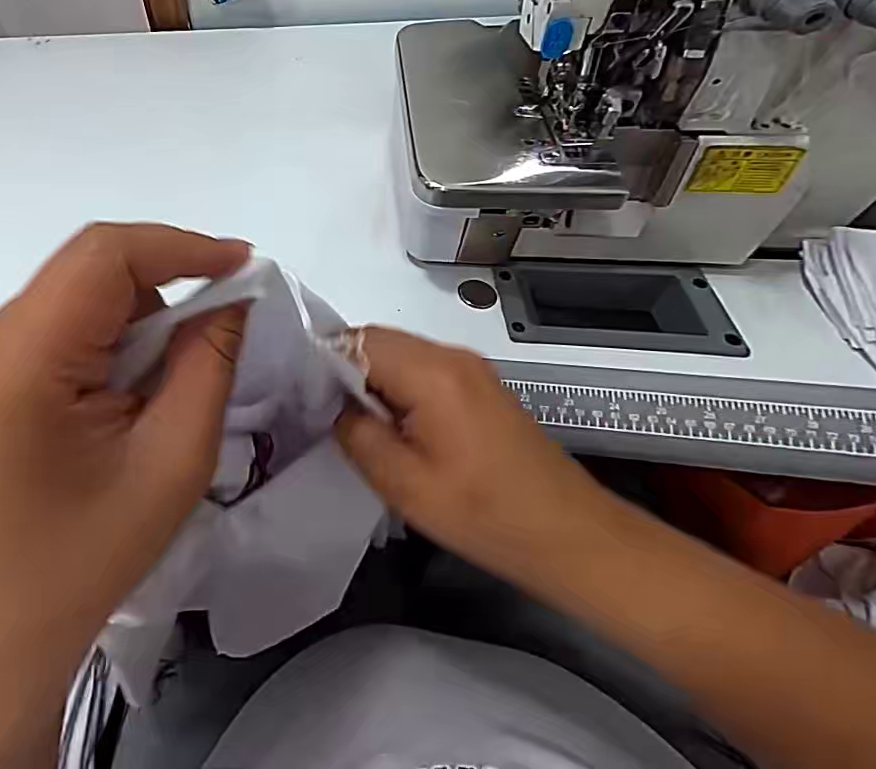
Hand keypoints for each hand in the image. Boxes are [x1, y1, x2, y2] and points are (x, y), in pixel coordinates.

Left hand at [0, 222, 249, 655]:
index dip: (177, 246)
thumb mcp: (174, 460)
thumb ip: (208, 361)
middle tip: (214, 321)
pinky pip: (53, 315)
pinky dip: (102, 331)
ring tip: (157, 377)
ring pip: (73, 288)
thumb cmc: (91, 555)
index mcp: (16, 368)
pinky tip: (120, 382)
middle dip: (161, 283)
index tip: (239, 263)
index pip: (101, 257)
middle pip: (86, 268)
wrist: (4, 619)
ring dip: (132, 312)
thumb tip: (232, 295)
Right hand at [333, 326, 611, 577]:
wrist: (570, 535)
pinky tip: (393, 423)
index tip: (304, 396)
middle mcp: (451, 354)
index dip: (323, 362)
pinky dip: (398, 384)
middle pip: (378, 339)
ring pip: (399, 352)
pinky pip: (422, 367)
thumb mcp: (402, 483)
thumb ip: (355, 431)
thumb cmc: (484, 513)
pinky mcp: (479, 383)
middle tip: (325, 411)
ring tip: (357, 421)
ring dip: (371, 378)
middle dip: (345, 369)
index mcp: (431, 372)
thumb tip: (332, 402)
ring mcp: (470, 366)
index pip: (357, 340)